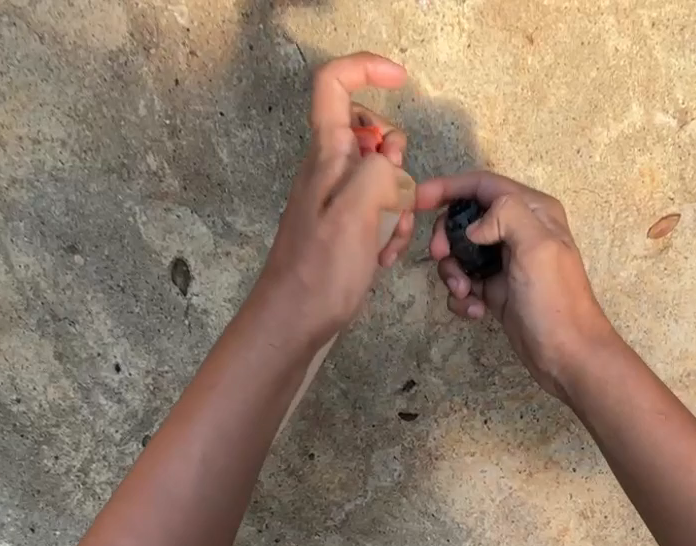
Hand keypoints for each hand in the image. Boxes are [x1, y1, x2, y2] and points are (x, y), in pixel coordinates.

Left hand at [253, 54, 416, 343]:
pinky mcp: (343, 233)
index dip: (367, 70)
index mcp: (327, 157)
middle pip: (373, 138)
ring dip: (397, 207)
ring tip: (386, 243)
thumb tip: (392, 161)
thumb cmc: (319, 275)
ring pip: (381, 182)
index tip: (402, 82)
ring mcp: (336, 204)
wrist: (293, 325)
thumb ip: (379, 171)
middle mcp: (329, 173)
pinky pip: (377, 217)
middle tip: (395, 203)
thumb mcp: (355, 214)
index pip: (335, 85)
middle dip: (398, 164)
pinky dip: (388, 232)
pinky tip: (381, 259)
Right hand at [418, 172, 622, 398]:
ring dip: (453, 274)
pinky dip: (462, 298)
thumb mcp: (537, 245)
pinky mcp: (496, 292)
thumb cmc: (555, 300)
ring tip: (467, 293)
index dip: (448, 188)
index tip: (418, 201)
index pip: (482, 186)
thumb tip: (473, 228)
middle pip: (465, 221)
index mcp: (532, 211)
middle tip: (441, 258)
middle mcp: (517, 232)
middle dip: (447, 239)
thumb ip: (506, 215)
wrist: (566, 354)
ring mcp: (505, 264)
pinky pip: (466, 285)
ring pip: (460, 255)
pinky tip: (476, 312)